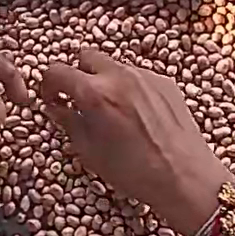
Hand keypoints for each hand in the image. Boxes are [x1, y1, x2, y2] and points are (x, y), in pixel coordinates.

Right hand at [40, 49, 231, 232]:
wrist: (186, 178)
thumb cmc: (135, 172)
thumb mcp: (90, 151)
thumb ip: (68, 122)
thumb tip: (56, 108)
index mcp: (94, 94)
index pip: (57, 71)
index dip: (48, 85)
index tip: (51, 97)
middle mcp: (119, 76)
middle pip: (85, 57)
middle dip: (77, 75)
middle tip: (77, 98)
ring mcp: (145, 76)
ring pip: (112, 66)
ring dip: (103, 81)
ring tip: (108, 111)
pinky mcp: (165, 82)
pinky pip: (137, 76)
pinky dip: (128, 88)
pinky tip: (133, 114)